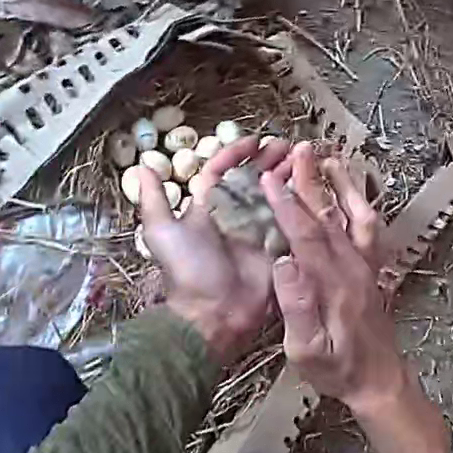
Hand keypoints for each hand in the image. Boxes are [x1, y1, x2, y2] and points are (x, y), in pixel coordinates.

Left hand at [134, 136, 282, 364]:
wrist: (213, 313)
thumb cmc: (186, 270)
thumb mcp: (162, 231)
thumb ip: (154, 199)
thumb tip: (142, 166)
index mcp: (208, 208)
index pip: (222, 171)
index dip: (235, 154)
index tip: (253, 140)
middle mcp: (233, 215)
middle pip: (253, 178)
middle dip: (268, 159)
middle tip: (285, 144)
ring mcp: (257, 229)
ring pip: (274, 194)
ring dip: (286, 174)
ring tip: (301, 156)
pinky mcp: (277, 245)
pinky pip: (289, 217)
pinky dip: (299, 200)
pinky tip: (310, 183)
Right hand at [258, 143, 402, 408]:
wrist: (379, 380)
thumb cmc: (336, 368)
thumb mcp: (305, 350)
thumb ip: (294, 307)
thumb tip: (282, 263)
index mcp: (330, 283)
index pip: (304, 235)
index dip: (285, 205)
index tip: (268, 179)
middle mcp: (350, 266)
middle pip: (328, 214)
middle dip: (309, 180)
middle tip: (296, 149)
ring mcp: (365, 264)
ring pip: (353, 214)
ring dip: (339, 183)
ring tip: (325, 157)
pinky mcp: (372, 267)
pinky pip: (370, 228)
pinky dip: (361, 202)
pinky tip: (350, 186)